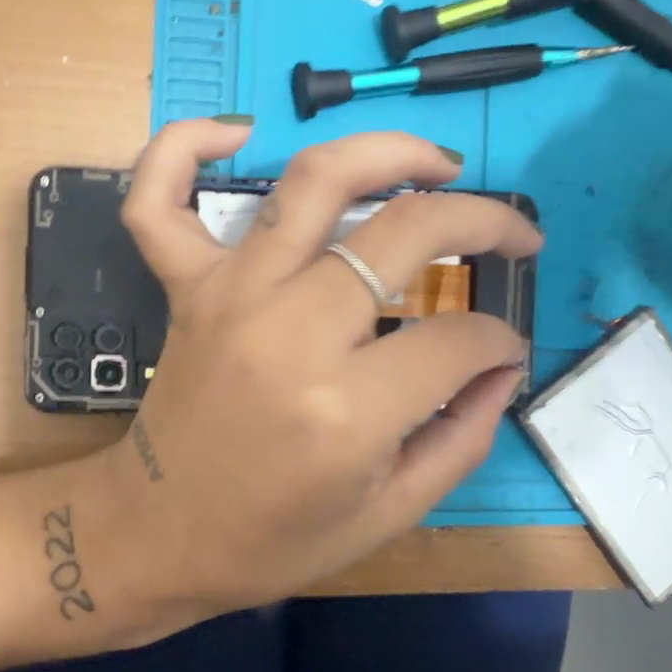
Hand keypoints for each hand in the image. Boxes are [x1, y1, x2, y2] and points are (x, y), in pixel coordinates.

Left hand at [100, 120, 540, 626]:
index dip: (499, 338)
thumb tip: (503, 364)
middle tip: (512, 232)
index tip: (501, 348)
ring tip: (434, 162)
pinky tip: (235, 133)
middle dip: (482, 220)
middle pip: (406, 232)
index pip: (457, 336)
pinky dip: (185, 148)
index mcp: (347, 409)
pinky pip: (160, 198)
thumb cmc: (273, 538)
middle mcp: (290, 331)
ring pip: (313, 182)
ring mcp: (230, 295)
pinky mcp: (185, 285)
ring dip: (386, 151)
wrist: (158, 535)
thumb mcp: (389, 513)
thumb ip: (462, 436)